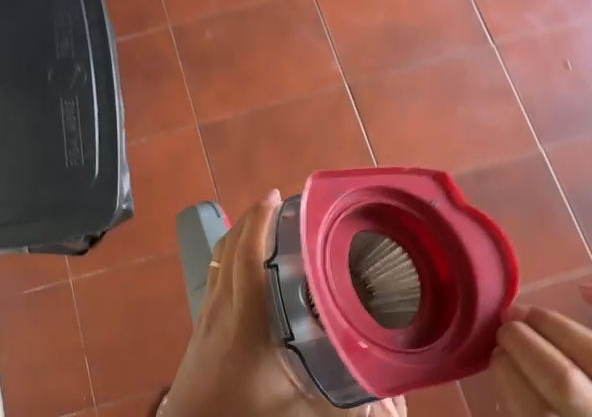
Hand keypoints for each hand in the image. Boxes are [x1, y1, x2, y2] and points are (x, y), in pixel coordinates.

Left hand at [161, 190, 406, 416]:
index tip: (276, 195)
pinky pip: (217, 275)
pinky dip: (233, 258)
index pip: (248, 253)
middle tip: (284, 208)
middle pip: (231, 246)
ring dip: (242, 236)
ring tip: (270, 229)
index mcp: (245, 319)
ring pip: (221, 259)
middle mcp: (222, 306)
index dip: (260, 219)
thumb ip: (347, 401)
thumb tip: (390, 393)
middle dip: (254, 219)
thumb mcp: (301, 410)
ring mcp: (207, 314)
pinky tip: (252, 270)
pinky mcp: (201, 326)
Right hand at [491, 283, 591, 416]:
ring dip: (553, 326)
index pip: (540, 413)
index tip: (494, 355)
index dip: (509, 377)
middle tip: (503, 329)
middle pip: (569, 383)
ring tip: (526, 313)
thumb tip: (502, 357)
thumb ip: (527, 402)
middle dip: (525, 346)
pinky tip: (586, 291)